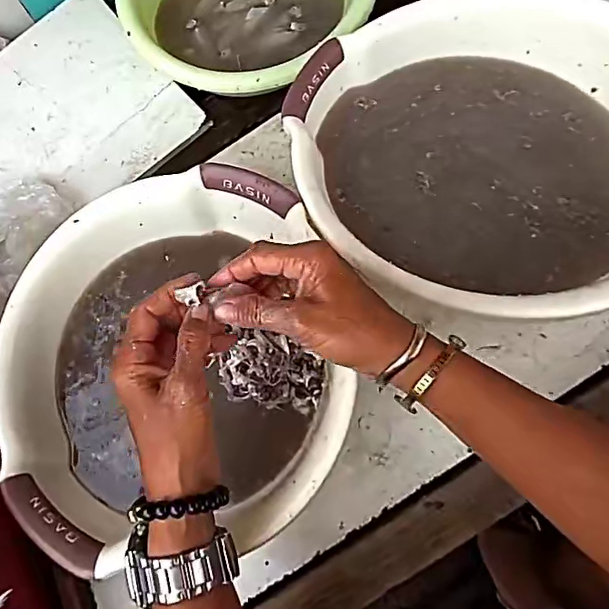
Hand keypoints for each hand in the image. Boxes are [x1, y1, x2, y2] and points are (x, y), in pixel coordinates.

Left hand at [110, 275, 230, 498]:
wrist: (184, 485)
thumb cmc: (175, 447)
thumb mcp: (185, 388)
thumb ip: (192, 345)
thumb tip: (199, 312)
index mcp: (130, 363)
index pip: (145, 314)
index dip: (168, 295)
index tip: (193, 285)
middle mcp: (140, 365)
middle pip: (160, 321)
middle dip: (187, 309)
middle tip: (213, 301)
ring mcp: (157, 374)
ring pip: (175, 335)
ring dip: (198, 325)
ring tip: (222, 320)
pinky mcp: (174, 384)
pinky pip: (186, 352)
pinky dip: (203, 343)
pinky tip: (221, 340)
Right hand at [206, 242, 416, 376]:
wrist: (394, 352)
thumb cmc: (363, 334)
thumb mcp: (299, 323)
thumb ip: (258, 312)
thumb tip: (228, 307)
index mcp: (311, 258)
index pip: (258, 256)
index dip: (231, 271)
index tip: (215, 287)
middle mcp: (314, 260)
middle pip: (263, 262)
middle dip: (240, 281)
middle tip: (222, 300)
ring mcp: (316, 273)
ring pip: (271, 275)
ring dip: (252, 292)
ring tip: (237, 310)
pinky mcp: (317, 288)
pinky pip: (283, 286)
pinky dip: (267, 299)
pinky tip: (257, 313)